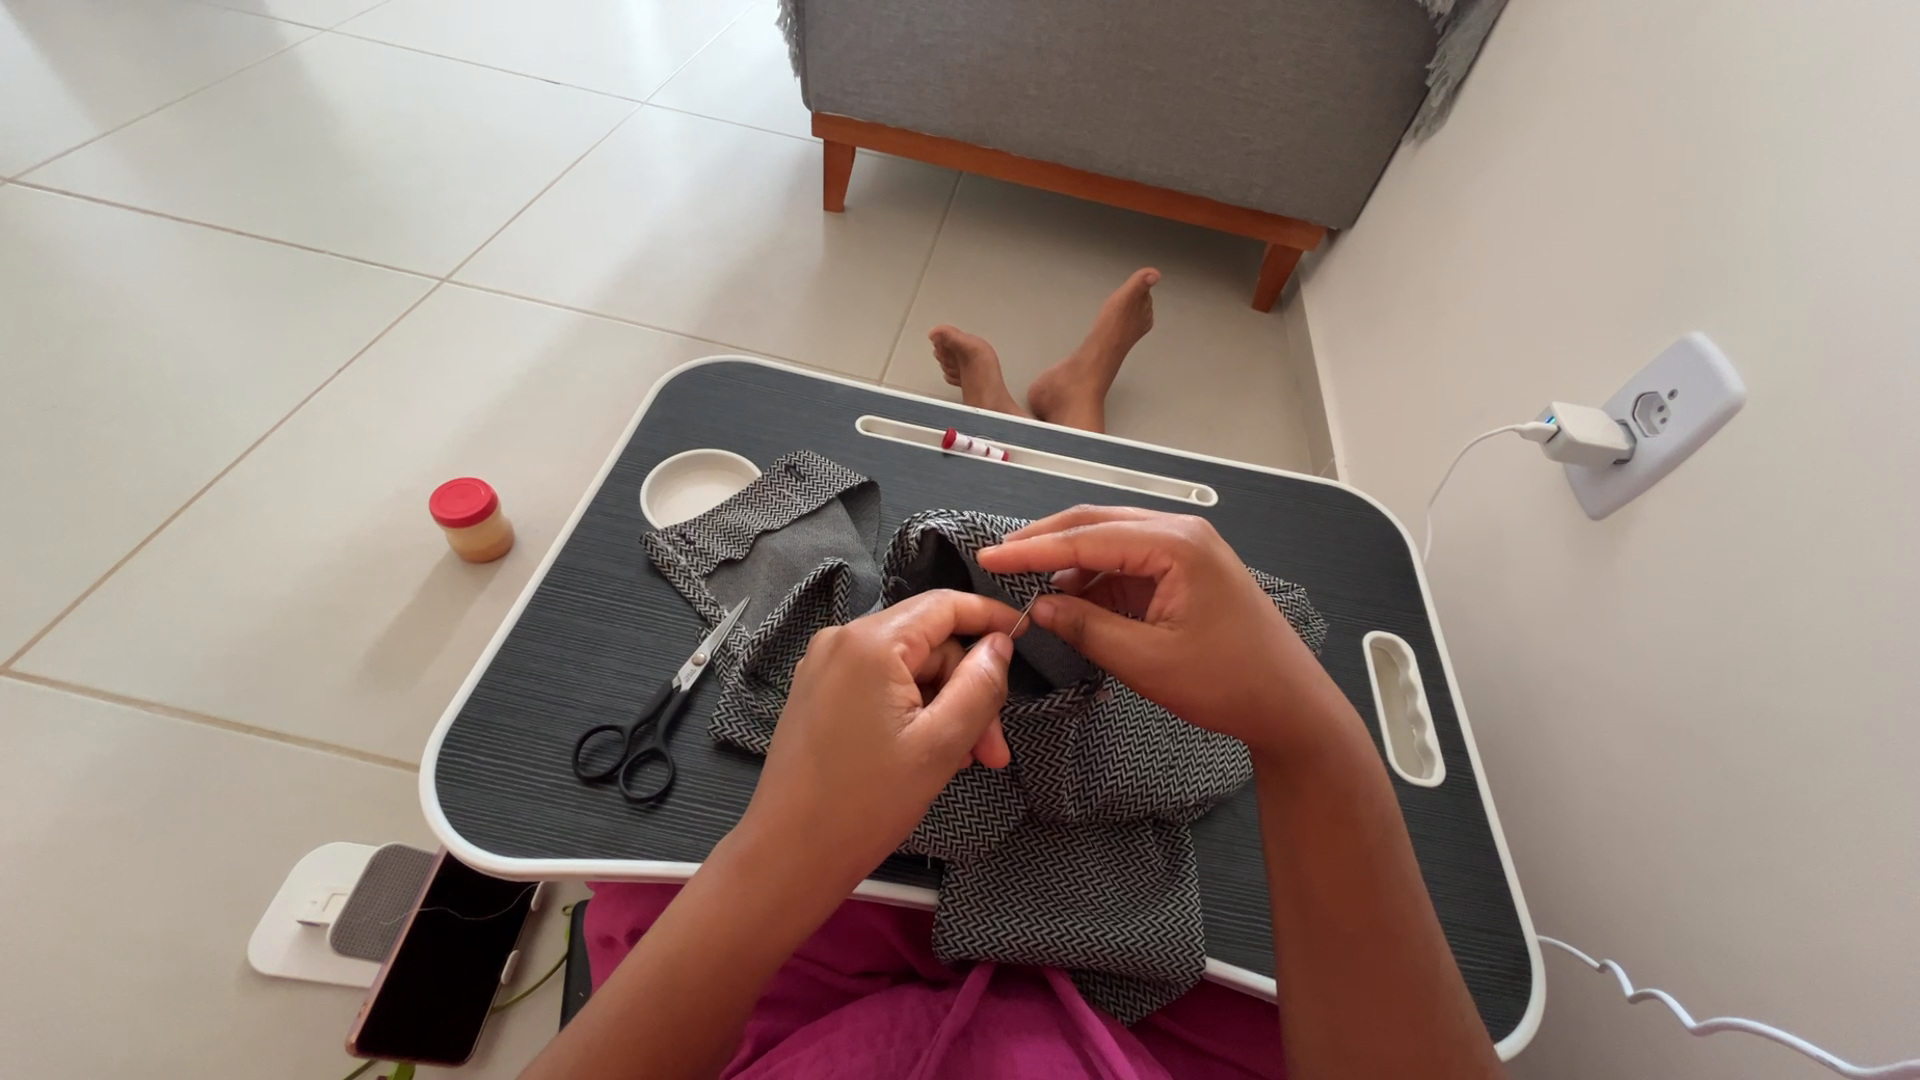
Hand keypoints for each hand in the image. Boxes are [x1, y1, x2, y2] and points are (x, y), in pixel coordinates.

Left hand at [736, 590, 1018, 892]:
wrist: (789, 857)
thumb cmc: (867, 802)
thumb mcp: (941, 744)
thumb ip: (980, 686)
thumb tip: (1000, 644)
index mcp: (870, 642)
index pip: (944, 605)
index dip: (990, 616)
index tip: (1026, 635)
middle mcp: (841, 640)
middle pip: (929, 645)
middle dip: (966, 691)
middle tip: (992, 750)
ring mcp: (825, 666)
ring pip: (908, 670)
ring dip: (943, 709)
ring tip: (963, 762)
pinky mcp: (818, 693)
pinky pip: (881, 685)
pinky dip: (912, 712)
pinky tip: (928, 754)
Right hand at [977, 506, 1351, 761]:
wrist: (1291, 706)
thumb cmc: (1230, 683)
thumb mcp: (1146, 660)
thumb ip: (1085, 627)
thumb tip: (1039, 607)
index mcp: (1177, 544)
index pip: (1087, 536)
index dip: (1032, 550)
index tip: (990, 558)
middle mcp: (1182, 533)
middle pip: (1097, 524)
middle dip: (1046, 543)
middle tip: (1001, 559)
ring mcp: (1187, 550)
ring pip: (1111, 541)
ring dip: (1071, 562)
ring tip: (1030, 585)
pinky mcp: (1185, 571)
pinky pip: (1129, 563)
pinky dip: (1096, 579)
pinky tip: (1072, 598)